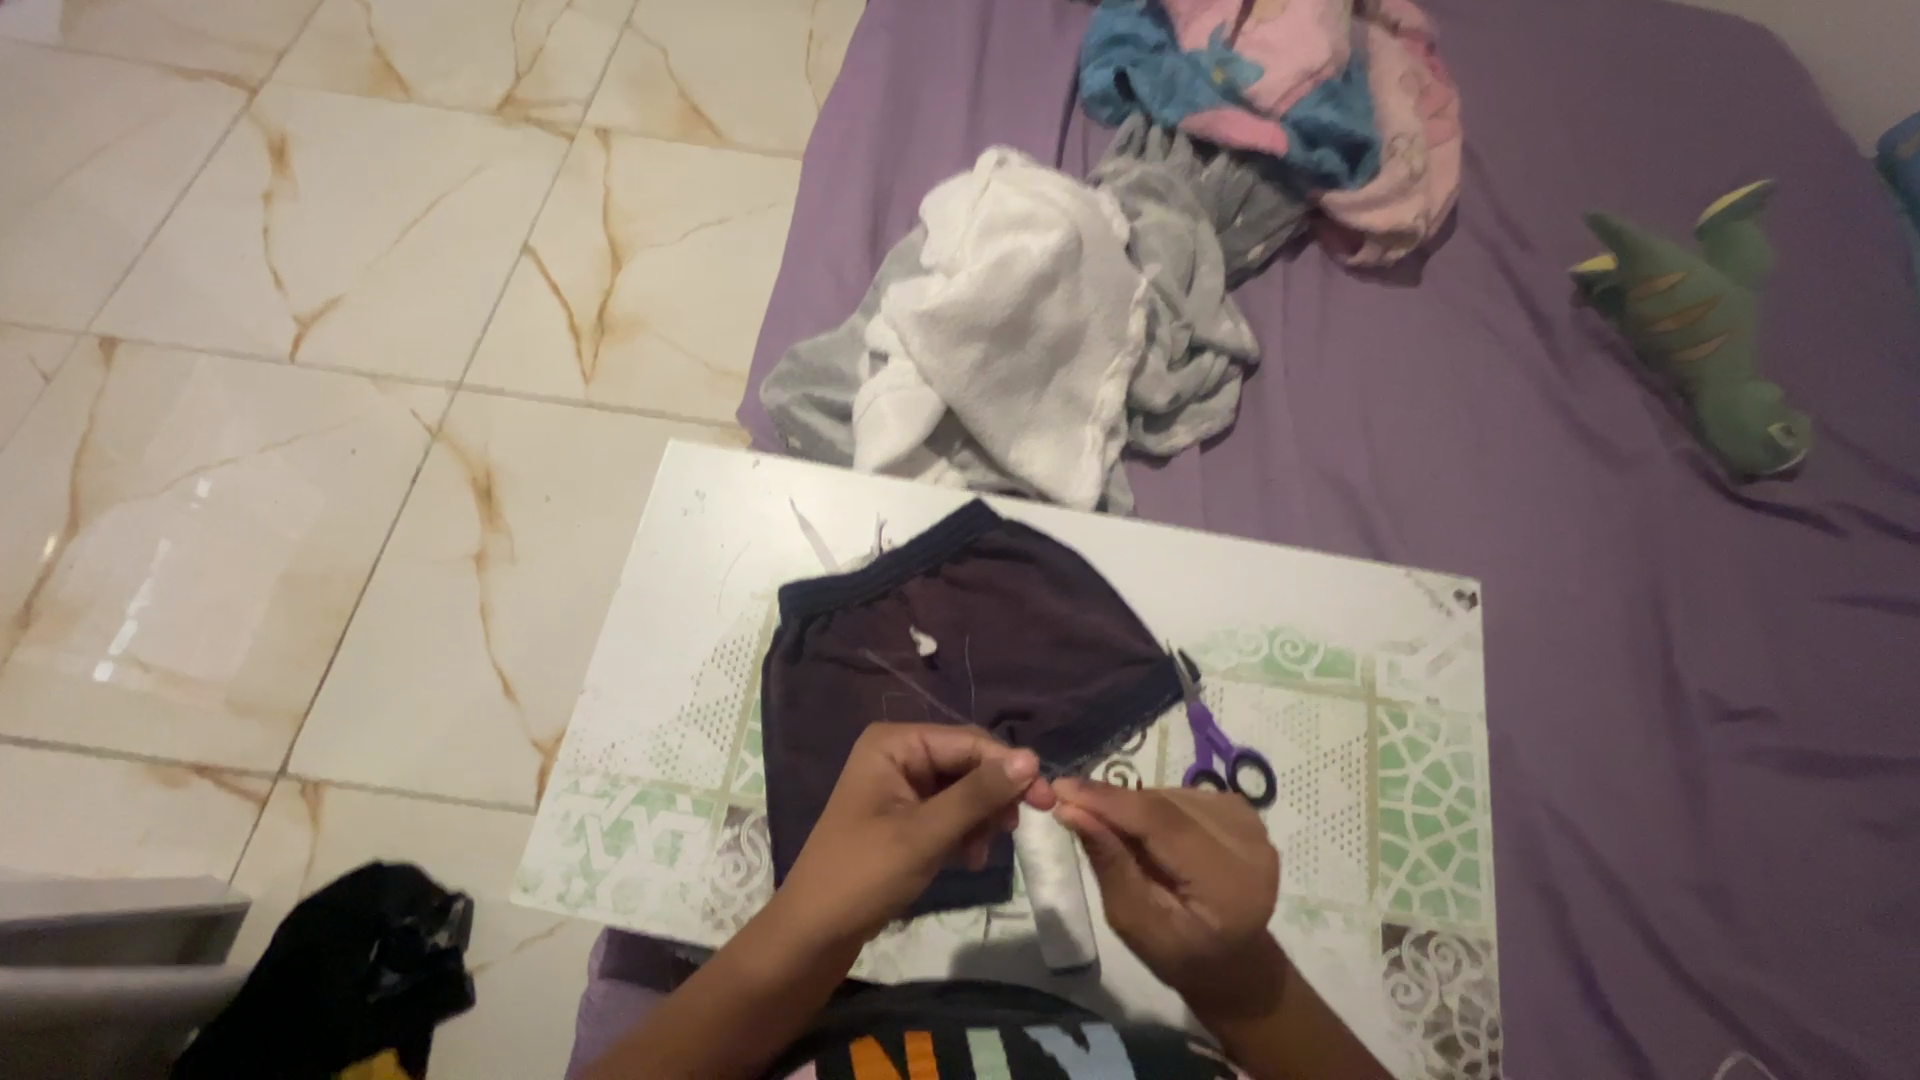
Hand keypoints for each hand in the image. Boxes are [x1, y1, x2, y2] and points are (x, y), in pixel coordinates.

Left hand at [778, 724, 1055, 943]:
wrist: (815, 932)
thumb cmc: (864, 874)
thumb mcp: (925, 834)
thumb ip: (978, 794)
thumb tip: (1031, 759)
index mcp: (894, 743)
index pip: (967, 741)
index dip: (1009, 767)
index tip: (1046, 800)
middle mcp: (898, 753)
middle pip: (967, 762)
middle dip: (993, 796)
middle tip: (1017, 829)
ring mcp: (901, 783)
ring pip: (964, 788)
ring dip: (980, 818)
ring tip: (980, 854)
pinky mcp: (905, 813)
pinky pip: (950, 809)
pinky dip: (965, 831)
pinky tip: (968, 859)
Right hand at [1053, 779, 1283, 1021]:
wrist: (1233, 961)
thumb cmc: (1180, 954)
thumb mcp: (1133, 921)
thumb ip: (1108, 863)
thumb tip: (1071, 809)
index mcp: (1227, 884)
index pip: (1162, 823)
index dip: (1109, 801)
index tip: (1059, 788)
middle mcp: (1248, 845)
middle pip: (1164, 804)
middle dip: (1113, 802)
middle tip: (1073, 809)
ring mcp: (1250, 824)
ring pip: (1171, 794)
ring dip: (1135, 806)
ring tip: (1120, 835)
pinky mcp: (1243, 811)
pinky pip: (1183, 793)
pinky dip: (1156, 806)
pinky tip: (1151, 834)